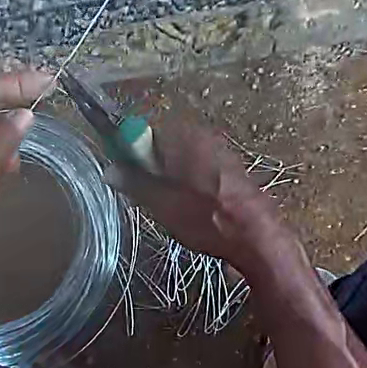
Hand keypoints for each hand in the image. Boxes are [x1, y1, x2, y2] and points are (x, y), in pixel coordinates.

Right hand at [104, 120, 297, 272]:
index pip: (140, 131)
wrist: (257, 236)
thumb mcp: (161, 204)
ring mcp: (219, 149)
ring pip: (180, 157)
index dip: (127, 152)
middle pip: (161, 143)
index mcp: (181, 136)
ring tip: (170, 206)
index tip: (123, 175)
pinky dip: (188, 182)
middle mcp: (201, 134)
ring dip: (169, 177)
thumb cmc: (206, 218)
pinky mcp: (231, 167)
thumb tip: (109, 170)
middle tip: (147, 196)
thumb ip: (133, 183)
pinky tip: (192, 207)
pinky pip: (198, 167)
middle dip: (150, 166)